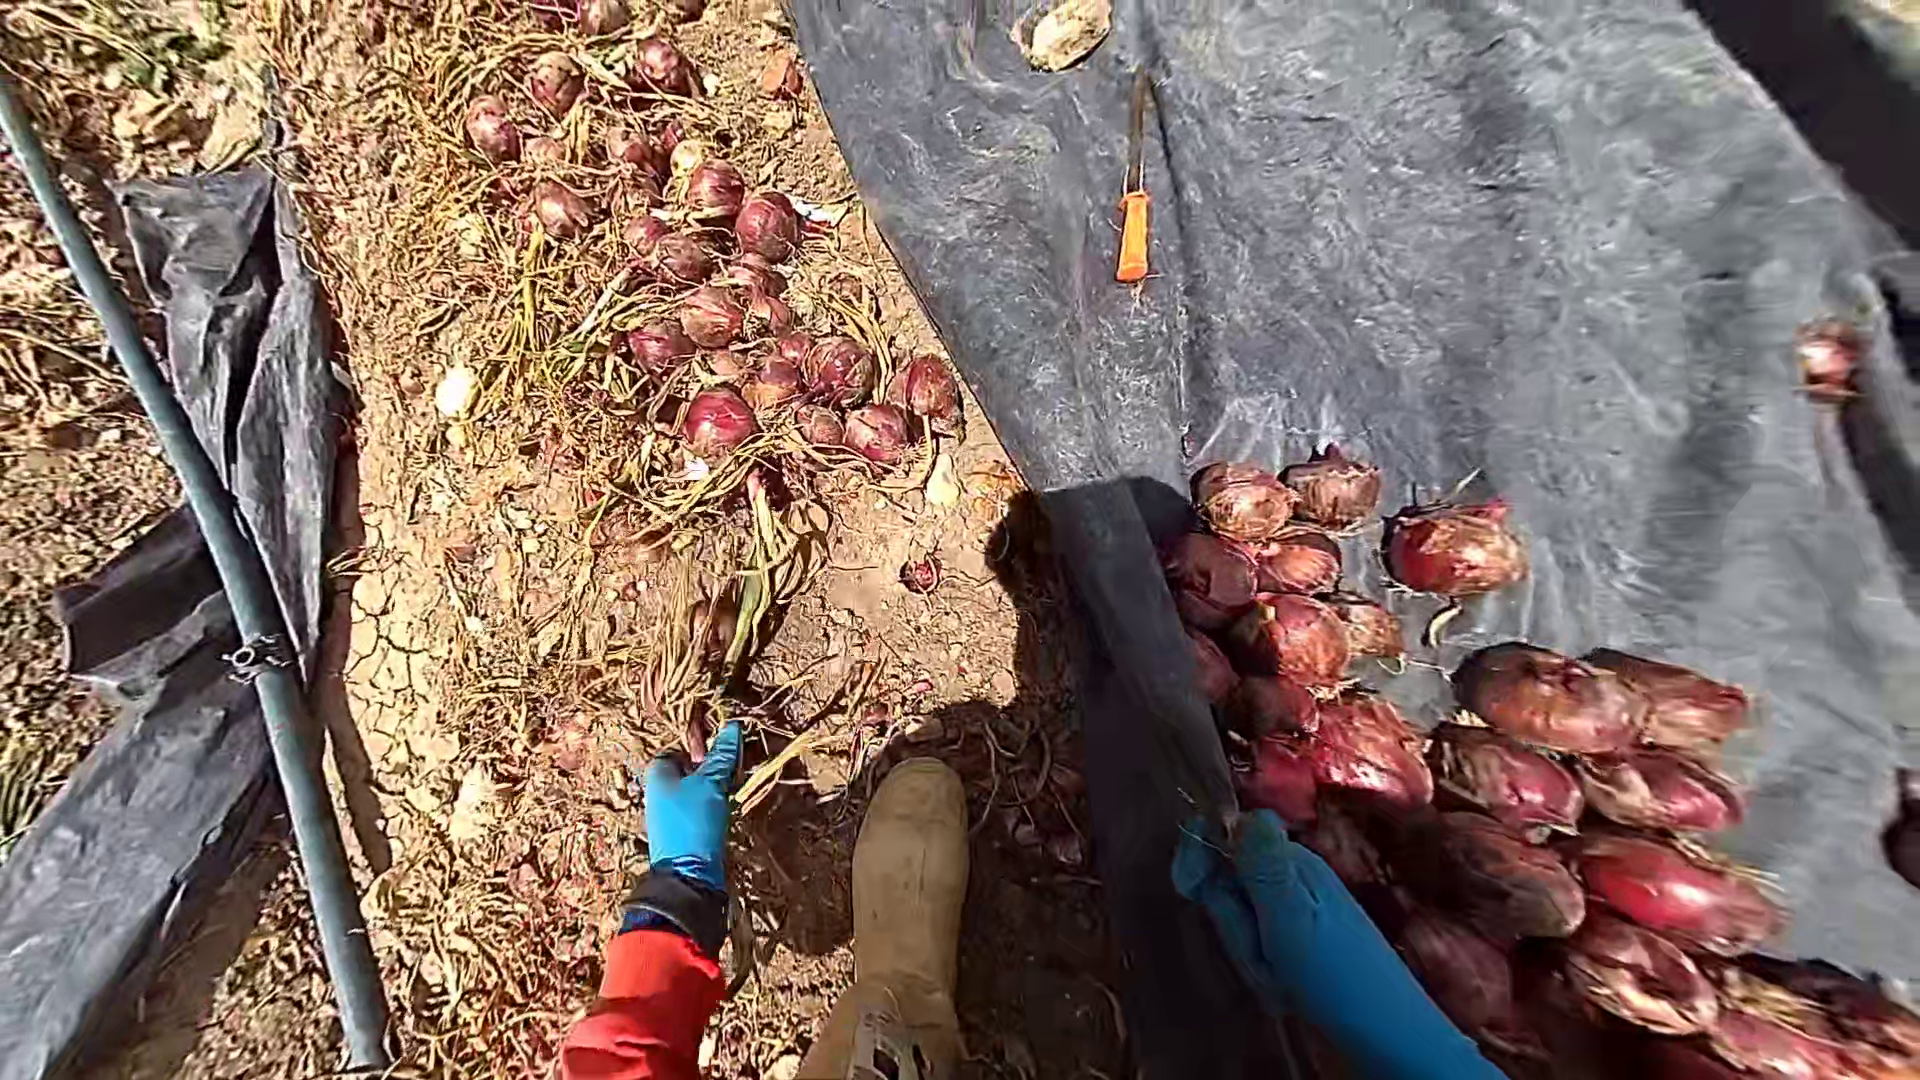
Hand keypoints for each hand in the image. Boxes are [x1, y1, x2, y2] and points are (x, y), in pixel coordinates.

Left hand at [643, 721, 742, 892]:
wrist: (689, 877)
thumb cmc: (692, 821)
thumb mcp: (711, 782)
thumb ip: (722, 753)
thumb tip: (732, 725)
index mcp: (658, 774)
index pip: (679, 746)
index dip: (700, 742)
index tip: (724, 743)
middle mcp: (662, 790)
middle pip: (693, 764)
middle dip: (715, 761)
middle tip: (735, 761)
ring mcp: (675, 810)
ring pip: (701, 783)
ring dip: (720, 780)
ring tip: (737, 780)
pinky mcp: (689, 826)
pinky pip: (705, 801)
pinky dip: (719, 797)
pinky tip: (732, 799)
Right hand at [1172, 810, 1506, 1079]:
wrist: (1398, 1048)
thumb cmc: (1341, 978)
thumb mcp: (1292, 917)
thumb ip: (1262, 863)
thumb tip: (1244, 808)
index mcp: (1289, 860)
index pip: (1224, 829)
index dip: (1198, 852)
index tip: (1185, 889)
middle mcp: (1290, 875)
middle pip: (1226, 874)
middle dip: (1232, 920)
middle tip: (1262, 957)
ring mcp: (1294, 908)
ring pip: (1238, 911)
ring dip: (1248, 949)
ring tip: (1277, 980)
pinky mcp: (1296, 939)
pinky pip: (1255, 938)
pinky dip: (1260, 963)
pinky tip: (1282, 987)